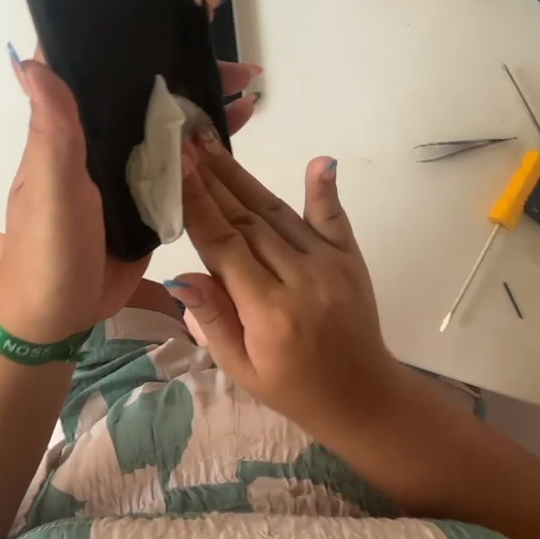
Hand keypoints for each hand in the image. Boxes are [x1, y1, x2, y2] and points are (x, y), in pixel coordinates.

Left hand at [0, 42, 260, 345]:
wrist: (59, 317)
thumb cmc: (46, 251)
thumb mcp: (50, 188)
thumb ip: (52, 131)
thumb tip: (32, 60)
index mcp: (66, 127)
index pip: (89, 61)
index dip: (119, 26)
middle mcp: (95, 137)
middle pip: (141, 87)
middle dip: (183, 65)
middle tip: (231, 56)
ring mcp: (122, 166)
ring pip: (166, 120)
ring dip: (202, 101)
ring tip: (247, 88)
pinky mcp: (146, 196)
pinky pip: (180, 161)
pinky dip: (207, 143)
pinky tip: (236, 130)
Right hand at [164, 130, 412, 437]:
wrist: (362, 397)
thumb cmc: (290, 387)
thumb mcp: (240, 367)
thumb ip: (213, 319)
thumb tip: (178, 276)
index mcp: (269, 312)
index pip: (224, 246)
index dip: (198, 204)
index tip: (177, 166)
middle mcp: (301, 280)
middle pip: (246, 220)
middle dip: (211, 179)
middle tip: (184, 140)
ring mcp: (331, 265)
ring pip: (277, 212)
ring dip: (241, 178)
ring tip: (211, 145)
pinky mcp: (350, 258)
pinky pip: (333, 218)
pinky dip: (322, 189)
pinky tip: (318, 160)